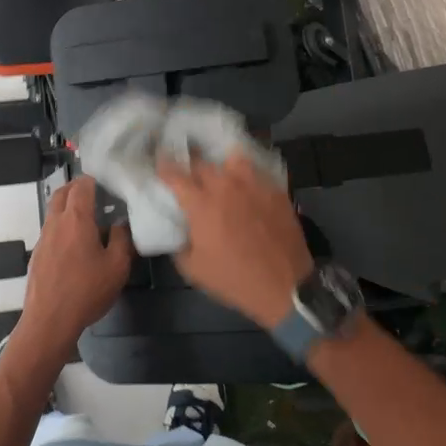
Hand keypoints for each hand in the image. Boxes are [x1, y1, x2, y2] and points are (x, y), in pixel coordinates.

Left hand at [12, 177, 134, 363]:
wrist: (49, 320)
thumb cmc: (86, 291)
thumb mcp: (117, 267)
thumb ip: (121, 239)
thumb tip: (120, 223)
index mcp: (76, 218)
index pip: (82, 185)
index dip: (94, 180)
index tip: (107, 184)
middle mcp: (56, 221)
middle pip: (63, 192)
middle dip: (78, 188)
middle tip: (96, 195)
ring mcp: (43, 237)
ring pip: (54, 210)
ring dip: (68, 206)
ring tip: (88, 219)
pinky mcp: (37, 253)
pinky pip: (51, 228)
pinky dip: (62, 225)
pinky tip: (75, 244)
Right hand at [158, 154, 312, 329]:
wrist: (286, 286)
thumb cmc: (235, 280)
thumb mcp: (195, 271)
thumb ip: (180, 246)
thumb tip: (180, 233)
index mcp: (201, 204)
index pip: (174, 174)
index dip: (163, 166)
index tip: (159, 162)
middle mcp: (225, 186)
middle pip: (202, 163)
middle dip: (191, 166)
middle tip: (189, 174)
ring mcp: (253, 184)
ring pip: (232, 159)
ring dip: (222, 165)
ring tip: (222, 175)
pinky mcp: (275, 190)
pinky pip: (257, 172)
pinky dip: (247, 176)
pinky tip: (247, 186)